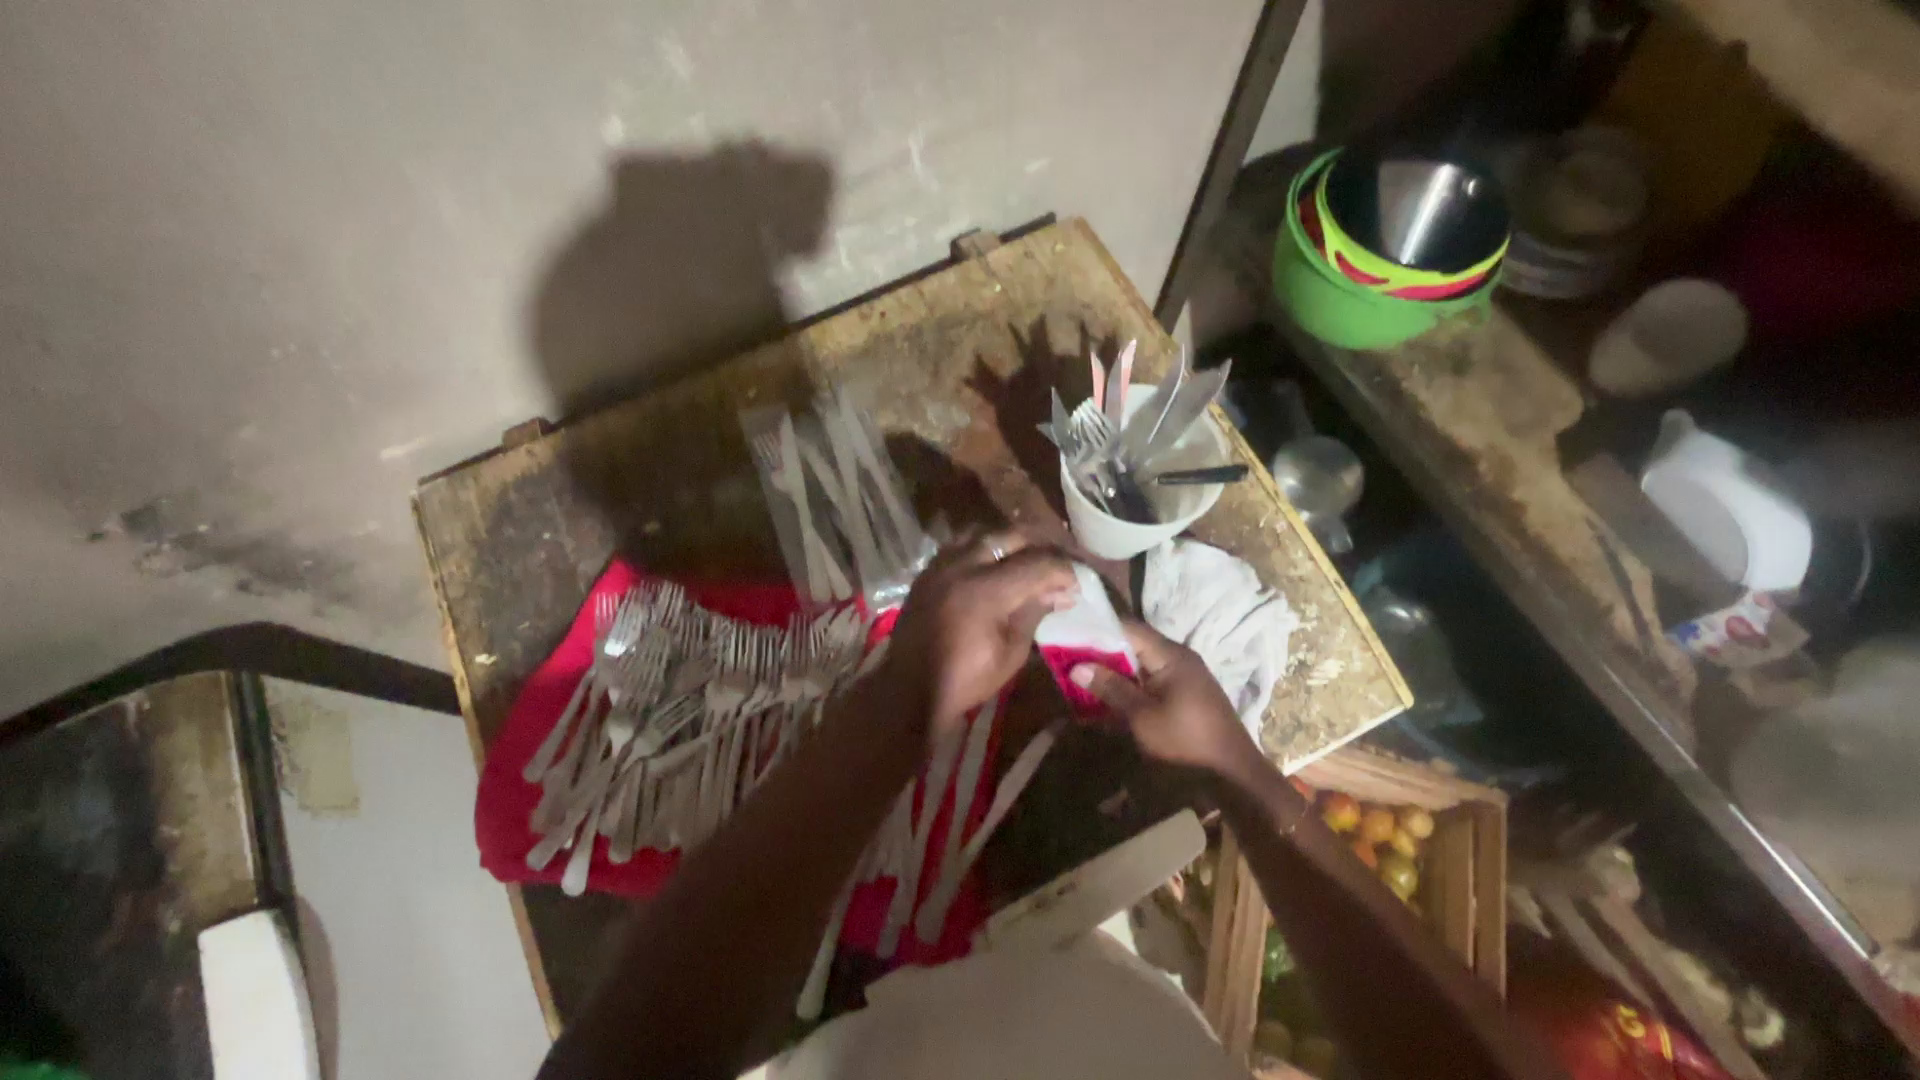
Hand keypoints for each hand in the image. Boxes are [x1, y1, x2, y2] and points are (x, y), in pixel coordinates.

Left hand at [881, 531, 1077, 740]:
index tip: (1075, 584)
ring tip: (1025, 559)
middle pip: (1010, 536)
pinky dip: (981, 549)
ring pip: (981, 533)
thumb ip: (1034, 613)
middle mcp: (962, 566)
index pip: (1037, 563)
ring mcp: (940, 565)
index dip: (1063, 570)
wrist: (909, 690)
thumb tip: (1060, 591)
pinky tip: (992, 566)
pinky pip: (958, 546)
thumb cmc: (966, 679)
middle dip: (1040, 547)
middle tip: (1055, 566)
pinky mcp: (926, 572)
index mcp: (986, 590)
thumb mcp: (1011, 652)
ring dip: (1008, 542)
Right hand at [1069, 620, 1259, 777]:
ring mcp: (1185, 676)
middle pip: (1134, 644)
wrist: (1232, 771)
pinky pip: (1152, 680)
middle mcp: (1179, 658)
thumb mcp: (1142, 716)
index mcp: (1171, 655)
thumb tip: (1077, 667)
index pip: (1128, 628)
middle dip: (1102, 652)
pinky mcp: (1187, 694)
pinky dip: (1131, 686)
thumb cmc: (1185, 740)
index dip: (1098, 629)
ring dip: (1115, 672)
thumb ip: (1111, 688)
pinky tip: (1112, 699)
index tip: (1069, 634)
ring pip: (1141, 664)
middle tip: (1071, 659)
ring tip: (1084, 680)